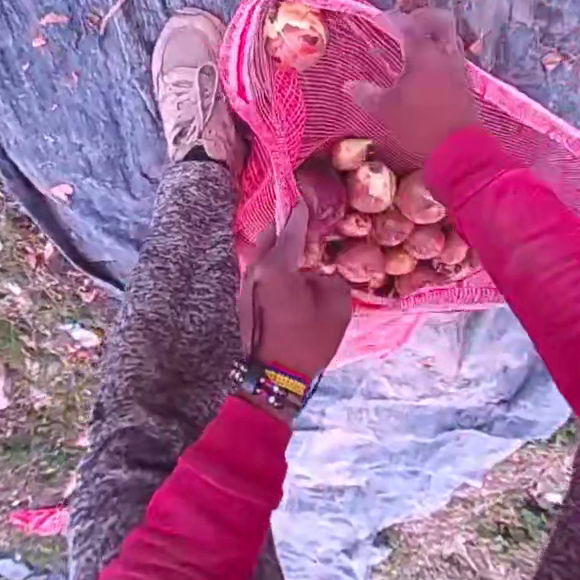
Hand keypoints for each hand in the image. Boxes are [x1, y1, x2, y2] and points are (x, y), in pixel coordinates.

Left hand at [239, 203, 352, 380]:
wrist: (274, 378)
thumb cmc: (308, 341)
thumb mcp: (335, 306)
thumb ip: (330, 279)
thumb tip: (318, 274)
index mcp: (277, 266)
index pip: (291, 230)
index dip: (302, 214)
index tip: (305, 200)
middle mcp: (255, 270)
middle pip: (269, 237)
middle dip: (286, 229)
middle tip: (305, 227)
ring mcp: (245, 286)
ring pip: (262, 256)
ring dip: (279, 250)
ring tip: (300, 253)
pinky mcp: (244, 302)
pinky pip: (260, 273)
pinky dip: (274, 268)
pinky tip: (290, 278)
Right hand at [349, 6, 480, 159]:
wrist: (459, 150)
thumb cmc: (420, 127)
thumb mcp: (387, 111)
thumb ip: (367, 95)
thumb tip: (348, 86)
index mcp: (423, 55)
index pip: (408, 25)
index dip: (392, 19)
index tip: (379, 20)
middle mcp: (444, 56)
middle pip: (440, 20)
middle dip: (423, 16)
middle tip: (407, 23)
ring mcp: (458, 70)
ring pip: (450, 39)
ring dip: (434, 36)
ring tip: (417, 46)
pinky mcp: (465, 85)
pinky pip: (453, 58)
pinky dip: (440, 55)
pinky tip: (428, 70)